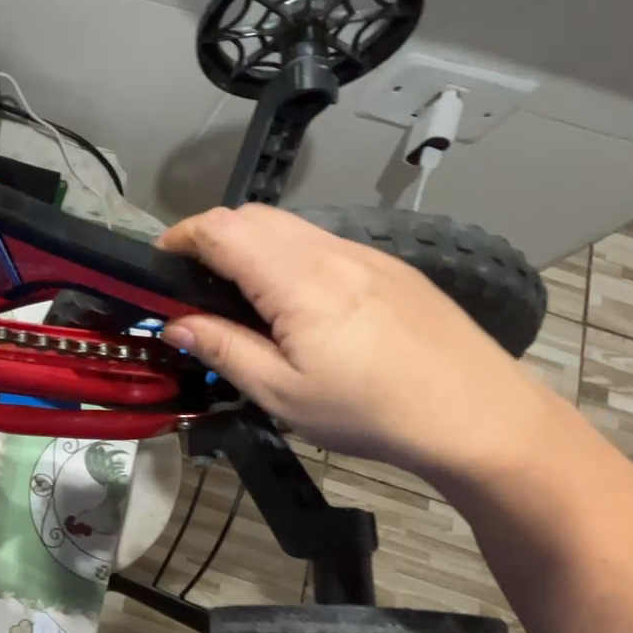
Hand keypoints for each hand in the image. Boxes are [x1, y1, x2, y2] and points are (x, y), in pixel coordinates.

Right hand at [157, 205, 553, 479]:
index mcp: (301, 281)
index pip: (223, 230)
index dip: (180, 237)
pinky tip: (287, 302)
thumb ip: (223, 349)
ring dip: (247, 245)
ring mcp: (367, 255)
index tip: (155, 265)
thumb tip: (174, 323)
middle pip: (254, 216)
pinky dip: (283, 256)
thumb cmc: (371, 412)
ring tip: (232, 296)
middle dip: (209, 237)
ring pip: (289, 227)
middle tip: (188, 285)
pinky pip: (320, 243)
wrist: (477, 415)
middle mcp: (333, 252)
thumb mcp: (281, 393)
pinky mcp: (389, 267)